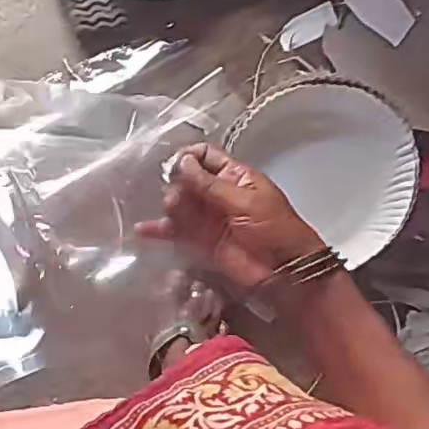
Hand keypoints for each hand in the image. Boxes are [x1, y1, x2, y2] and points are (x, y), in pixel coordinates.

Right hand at [135, 144, 325, 289]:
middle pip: (187, 180)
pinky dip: (160, 231)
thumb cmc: (275, 230)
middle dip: (177, 183)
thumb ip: (211, 184)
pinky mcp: (200, 243)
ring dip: (171, 205)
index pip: (205, 157)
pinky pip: (176, 233)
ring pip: (180, 205)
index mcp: (235, 177)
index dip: (188, 157)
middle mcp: (218, 195)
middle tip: (177, 196)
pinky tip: (143, 230)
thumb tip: (183, 162)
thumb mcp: (246, 201)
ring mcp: (208, 219)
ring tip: (172, 211)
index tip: (175, 165)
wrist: (284, 272)